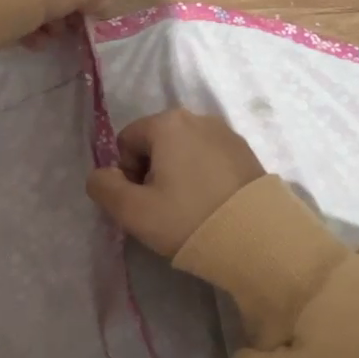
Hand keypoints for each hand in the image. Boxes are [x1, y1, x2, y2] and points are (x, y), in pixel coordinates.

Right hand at [86, 110, 265, 257]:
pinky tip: (212, 205)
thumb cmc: (187, 219)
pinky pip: (210, 159)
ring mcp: (226, 133)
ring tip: (190, 209)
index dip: (127, 173)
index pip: (127, 141)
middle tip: (164, 208)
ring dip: (178, 174)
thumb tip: (101, 174)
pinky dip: (204, 177)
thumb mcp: (132, 211)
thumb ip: (103, 187)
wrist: (258, 239)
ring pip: (184, 151)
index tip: (144, 202)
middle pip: (156, 143)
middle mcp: (197, 118)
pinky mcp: (247, 152)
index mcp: (167, 123)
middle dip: (153, 172)